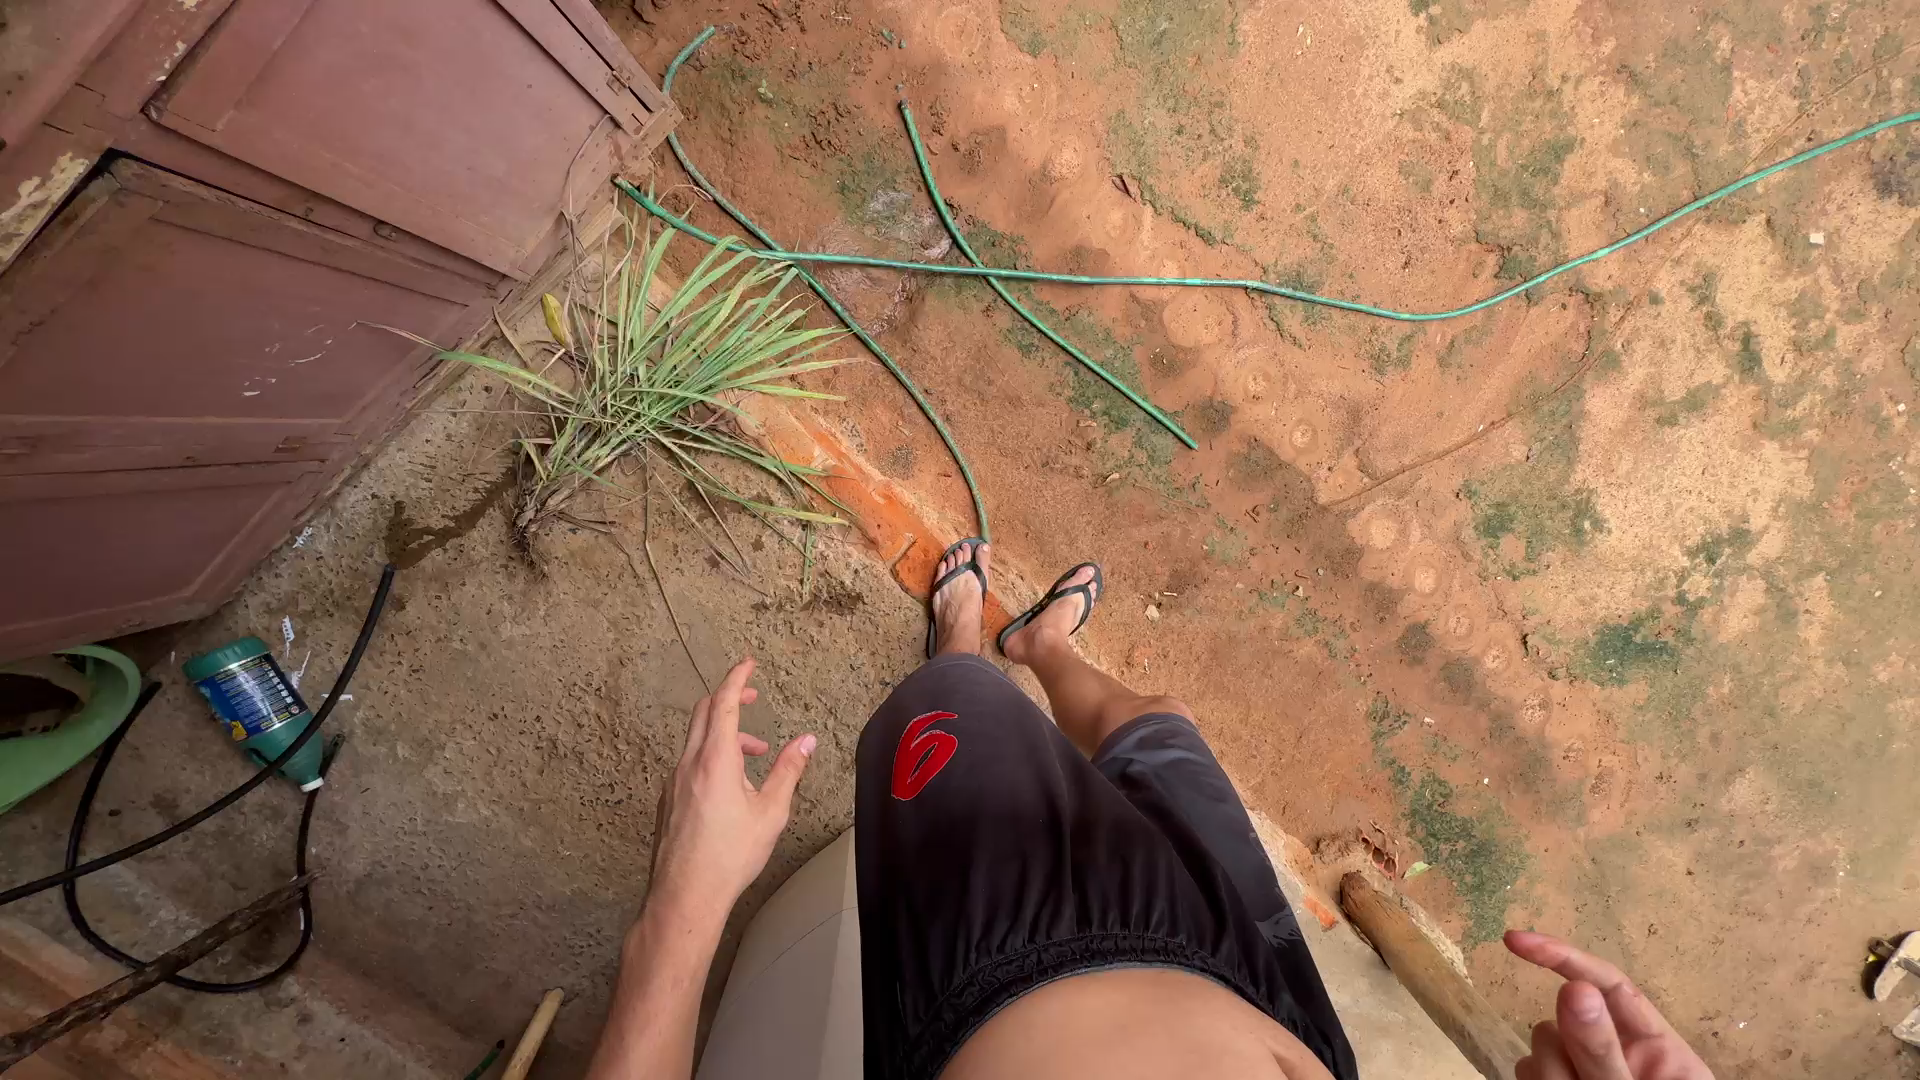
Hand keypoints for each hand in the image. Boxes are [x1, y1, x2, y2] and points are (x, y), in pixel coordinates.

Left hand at [648, 658, 815, 912]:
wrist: (685, 897)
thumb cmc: (730, 856)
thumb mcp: (771, 811)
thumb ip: (789, 769)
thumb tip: (807, 740)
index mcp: (715, 760)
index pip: (724, 703)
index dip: (737, 678)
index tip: (748, 663)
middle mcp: (689, 764)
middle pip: (705, 712)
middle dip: (730, 698)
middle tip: (754, 698)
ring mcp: (674, 782)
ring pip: (697, 738)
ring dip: (726, 733)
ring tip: (755, 756)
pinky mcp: (669, 800)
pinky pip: (690, 761)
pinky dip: (712, 754)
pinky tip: (731, 784)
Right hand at [1505, 931, 1713, 1079]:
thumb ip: (1603, 1047)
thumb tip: (1572, 984)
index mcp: (1660, 1049)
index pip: (1608, 982)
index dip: (1561, 954)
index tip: (1513, 940)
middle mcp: (1620, 1050)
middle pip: (1563, 1016)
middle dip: (1559, 1049)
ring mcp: (1587, 1067)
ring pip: (1542, 1042)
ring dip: (1548, 1072)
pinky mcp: (1560, 1079)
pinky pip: (1528, 1065)